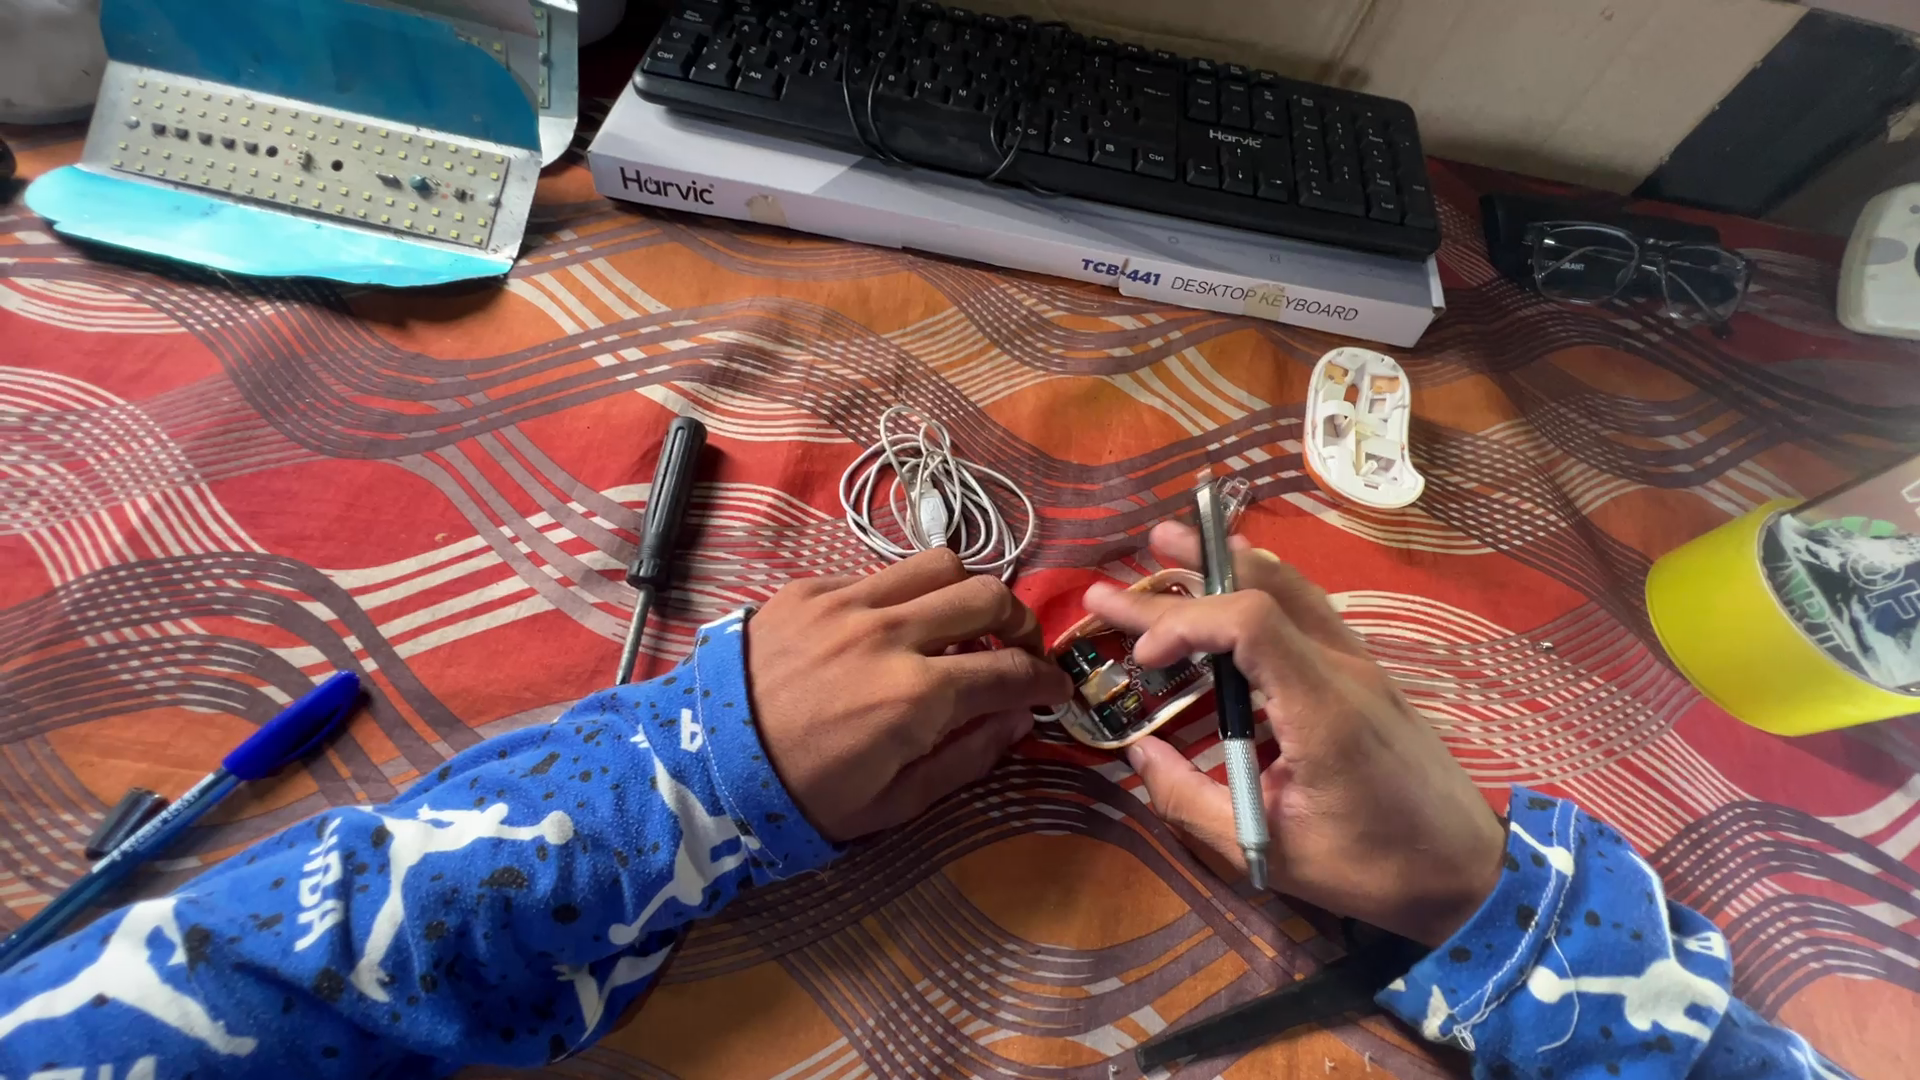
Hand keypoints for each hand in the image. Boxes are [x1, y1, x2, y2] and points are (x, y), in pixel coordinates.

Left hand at [748, 549, 1073, 841]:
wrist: (701, 764)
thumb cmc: (802, 796)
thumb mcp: (893, 804)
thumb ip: (967, 757)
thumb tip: (1016, 718)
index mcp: (916, 696)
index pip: (1009, 670)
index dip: (1044, 680)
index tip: (1054, 688)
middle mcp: (890, 633)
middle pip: (987, 594)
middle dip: (1021, 621)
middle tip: (1017, 648)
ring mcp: (848, 601)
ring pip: (939, 563)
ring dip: (965, 592)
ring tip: (958, 623)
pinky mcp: (811, 588)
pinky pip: (880, 573)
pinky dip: (905, 596)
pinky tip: (888, 627)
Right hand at [1083, 523, 1504, 946]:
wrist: (1476, 871)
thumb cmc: (1375, 867)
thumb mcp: (1271, 853)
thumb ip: (1193, 803)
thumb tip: (1137, 753)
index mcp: (1322, 709)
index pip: (1249, 622)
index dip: (1184, 622)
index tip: (1143, 657)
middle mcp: (1341, 666)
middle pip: (1254, 592)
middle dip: (1176, 585)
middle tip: (1111, 586)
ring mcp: (1357, 659)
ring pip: (1286, 582)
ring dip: (1221, 559)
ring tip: (1169, 542)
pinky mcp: (1361, 666)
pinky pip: (1304, 601)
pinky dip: (1256, 576)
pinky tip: (1232, 568)